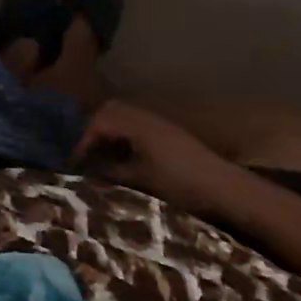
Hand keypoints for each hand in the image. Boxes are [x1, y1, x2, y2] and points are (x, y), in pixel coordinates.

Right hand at [73, 99, 252, 219]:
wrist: (227, 190)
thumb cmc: (179, 183)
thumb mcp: (138, 180)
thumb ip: (109, 171)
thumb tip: (84, 170)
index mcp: (136, 124)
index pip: (98, 121)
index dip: (82, 140)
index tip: (73, 160)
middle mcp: (147, 118)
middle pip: (110, 110)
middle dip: (92, 128)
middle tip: (83, 150)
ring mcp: (161, 125)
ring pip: (125, 117)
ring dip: (109, 131)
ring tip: (99, 154)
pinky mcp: (170, 135)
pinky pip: (137, 126)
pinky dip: (123, 136)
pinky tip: (123, 156)